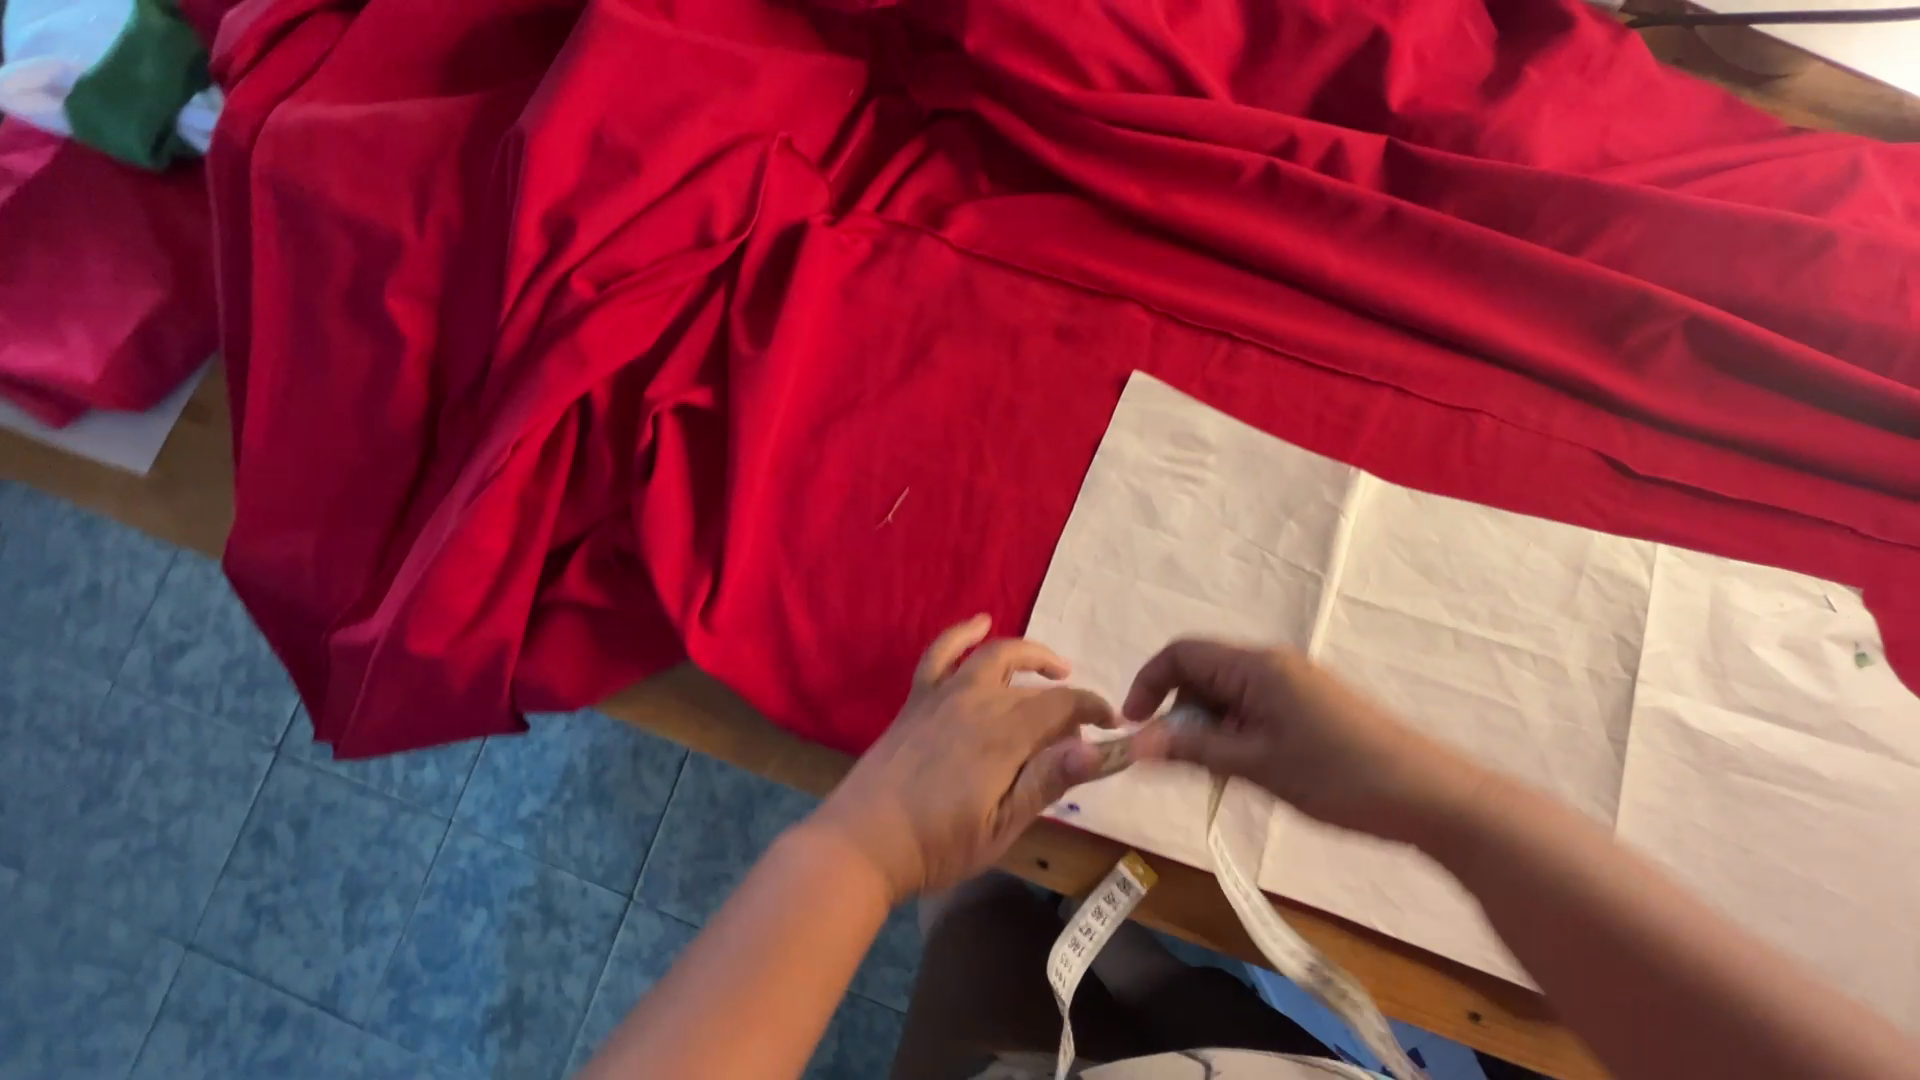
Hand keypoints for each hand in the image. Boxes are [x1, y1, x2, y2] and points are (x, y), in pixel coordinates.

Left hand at [810, 615, 1115, 902]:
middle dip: (1066, 700)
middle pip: (1034, 688)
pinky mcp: (918, 698)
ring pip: (996, 657)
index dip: (1093, 710)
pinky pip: (941, 653)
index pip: (1063, 706)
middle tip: (1080, 723)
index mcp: (1003, 737)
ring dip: (1030, 656)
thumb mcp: (1001, 827)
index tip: (1111, 725)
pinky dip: (962, 633)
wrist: (862, 842)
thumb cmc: (937, 846)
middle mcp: (977, 703)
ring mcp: (944, 696)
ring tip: (1055, 668)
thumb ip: (1047, 781)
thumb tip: (1098, 748)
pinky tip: (980, 621)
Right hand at [1125, 639, 1483, 843]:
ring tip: (1223, 772)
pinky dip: (1235, 733)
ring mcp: (1293, 684)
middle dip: (1179, 713)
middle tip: (1183, 762)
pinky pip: (1252, 708)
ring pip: (1226, 694)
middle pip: (1201, 673)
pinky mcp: (1309, 705)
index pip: (1181, 654)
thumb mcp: (1257, 765)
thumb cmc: (1340, 777)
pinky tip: (1252, 768)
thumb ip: (1192, 750)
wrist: (1431, 797)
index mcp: (1256, 666)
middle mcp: (1271, 664)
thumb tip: (1133, 742)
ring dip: (1208, 728)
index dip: (1147, 684)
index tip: (1134, 728)